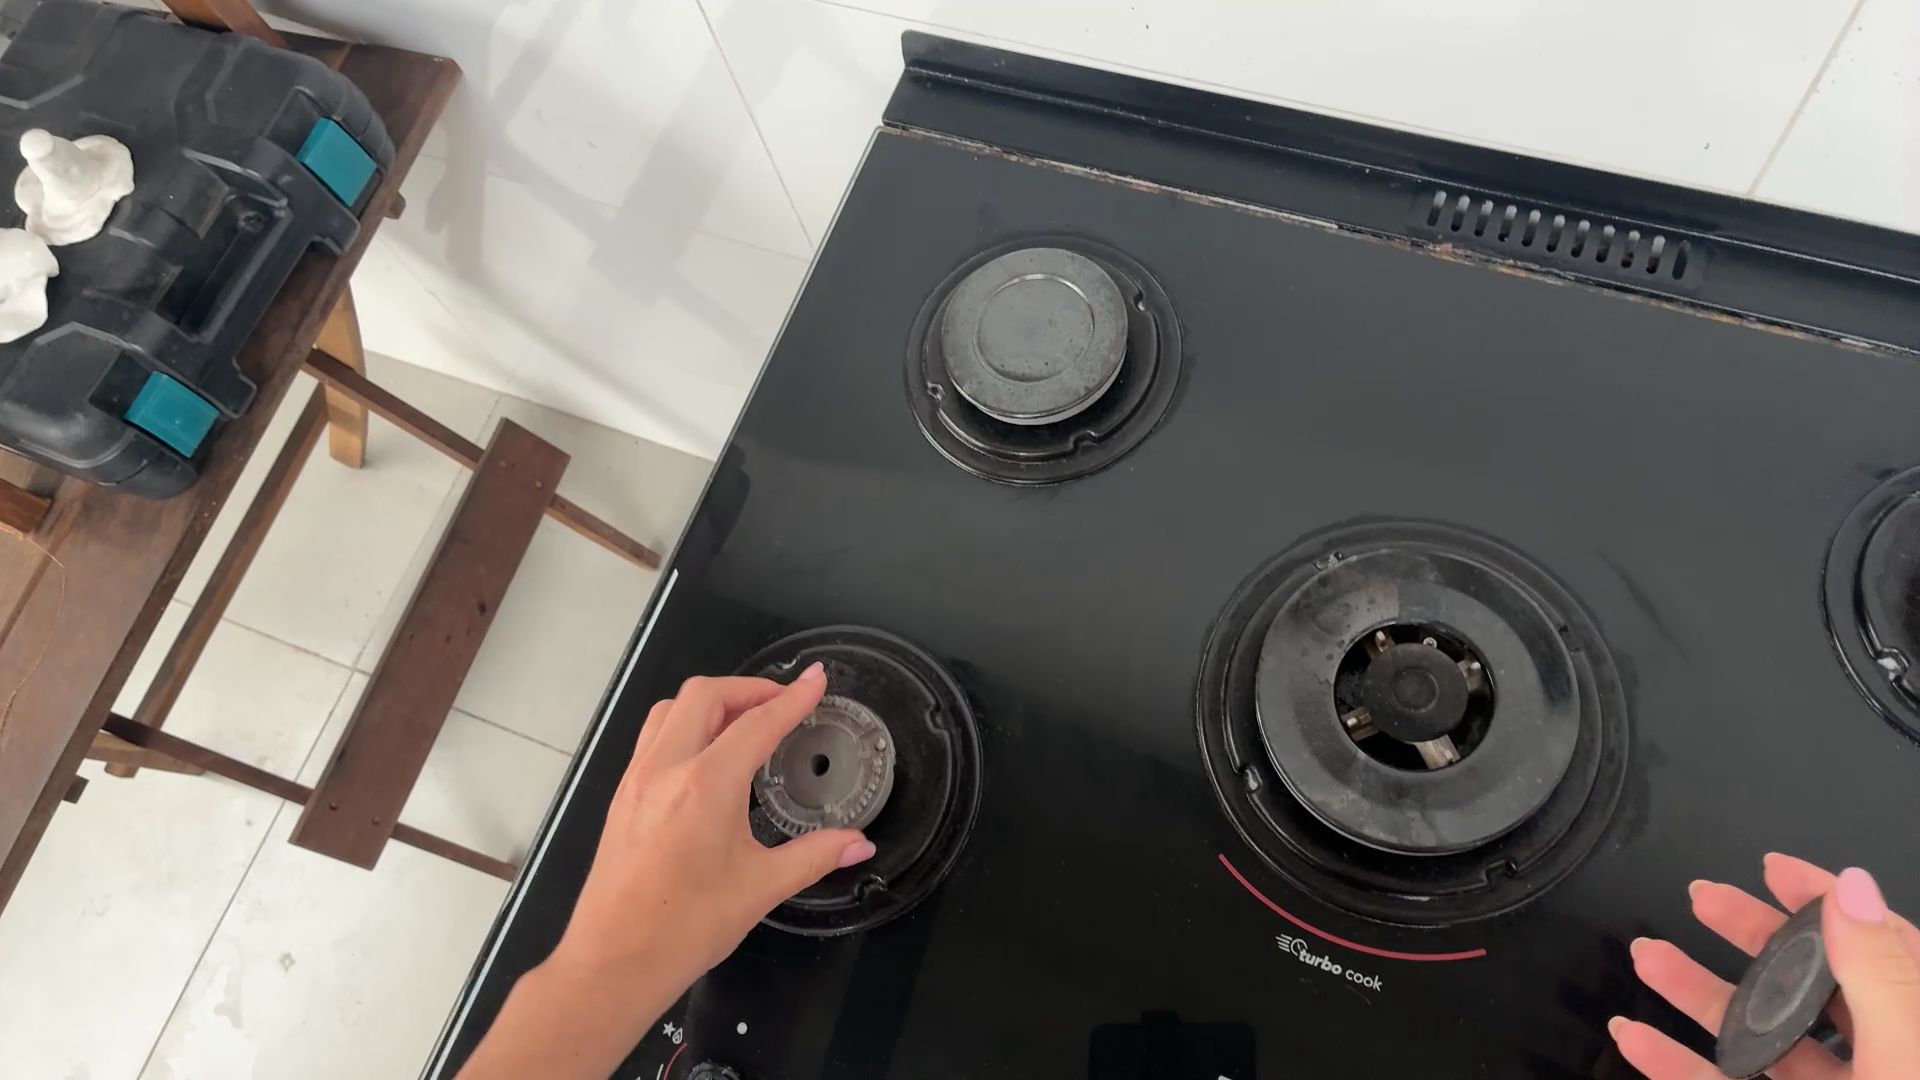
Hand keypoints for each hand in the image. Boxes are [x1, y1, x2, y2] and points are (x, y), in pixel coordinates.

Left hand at [554, 663, 874, 988]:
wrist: (609, 967)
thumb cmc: (686, 928)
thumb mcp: (761, 888)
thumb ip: (815, 856)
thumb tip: (858, 844)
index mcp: (706, 785)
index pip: (758, 723)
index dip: (794, 697)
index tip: (816, 678)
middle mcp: (666, 768)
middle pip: (707, 694)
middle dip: (750, 688)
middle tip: (782, 703)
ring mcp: (637, 779)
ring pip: (673, 708)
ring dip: (714, 701)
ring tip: (746, 720)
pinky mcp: (623, 794)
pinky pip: (655, 734)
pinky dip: (687, 723)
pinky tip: (708, 753)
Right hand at [1611, 853, 1919, 1078]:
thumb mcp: (1916, 1072)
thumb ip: (1887, 981)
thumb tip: (1852, 889)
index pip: (1893, 961)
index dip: (1836, 909)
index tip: (1776, 868)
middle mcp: (1899, 1076)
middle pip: (1827, 996)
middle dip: (1756, 942)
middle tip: (1700, 898)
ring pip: (1774, 1048)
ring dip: (1702, 997)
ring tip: (1645, 955)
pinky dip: (1684, 1069)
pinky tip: (1637, 1040)